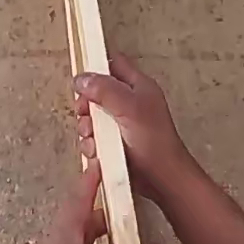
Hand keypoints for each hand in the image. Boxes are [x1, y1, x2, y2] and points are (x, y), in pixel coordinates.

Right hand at [72, 53, 196, 190]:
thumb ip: (105, 90)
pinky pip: (95, 138)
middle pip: (98, 92)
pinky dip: (92, 144)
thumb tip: (81, 78)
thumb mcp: (129, 107)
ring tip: (93, 136)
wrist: (162, 178)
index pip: (115, 65)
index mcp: (139, 86)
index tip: (81, 81)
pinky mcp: (116, 143)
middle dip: (87, 103)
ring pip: (93, 117)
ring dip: (87, 127)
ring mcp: (122, 123)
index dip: (97, 68)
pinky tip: (97, 152)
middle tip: (84, 112)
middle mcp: (130, 102)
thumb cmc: (153, 140)